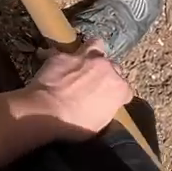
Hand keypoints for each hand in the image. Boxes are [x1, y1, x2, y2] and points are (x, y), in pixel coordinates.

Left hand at [17, 40, 131, 138]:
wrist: (47, 111)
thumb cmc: (74, 125)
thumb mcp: (99, 124)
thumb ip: (107, 108)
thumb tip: (103, 105)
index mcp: (119, 88)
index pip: (125, 90)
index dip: (116, 95)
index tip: (109, 100)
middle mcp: (106, 67)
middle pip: (113, 67)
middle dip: (106, 74)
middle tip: (96, 84)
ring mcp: (85, 58)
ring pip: (96, 45)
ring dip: (93, 53)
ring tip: (86, 61)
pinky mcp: (64, 55)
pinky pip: (66, 53)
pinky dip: (65, 60)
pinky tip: (60, 67)